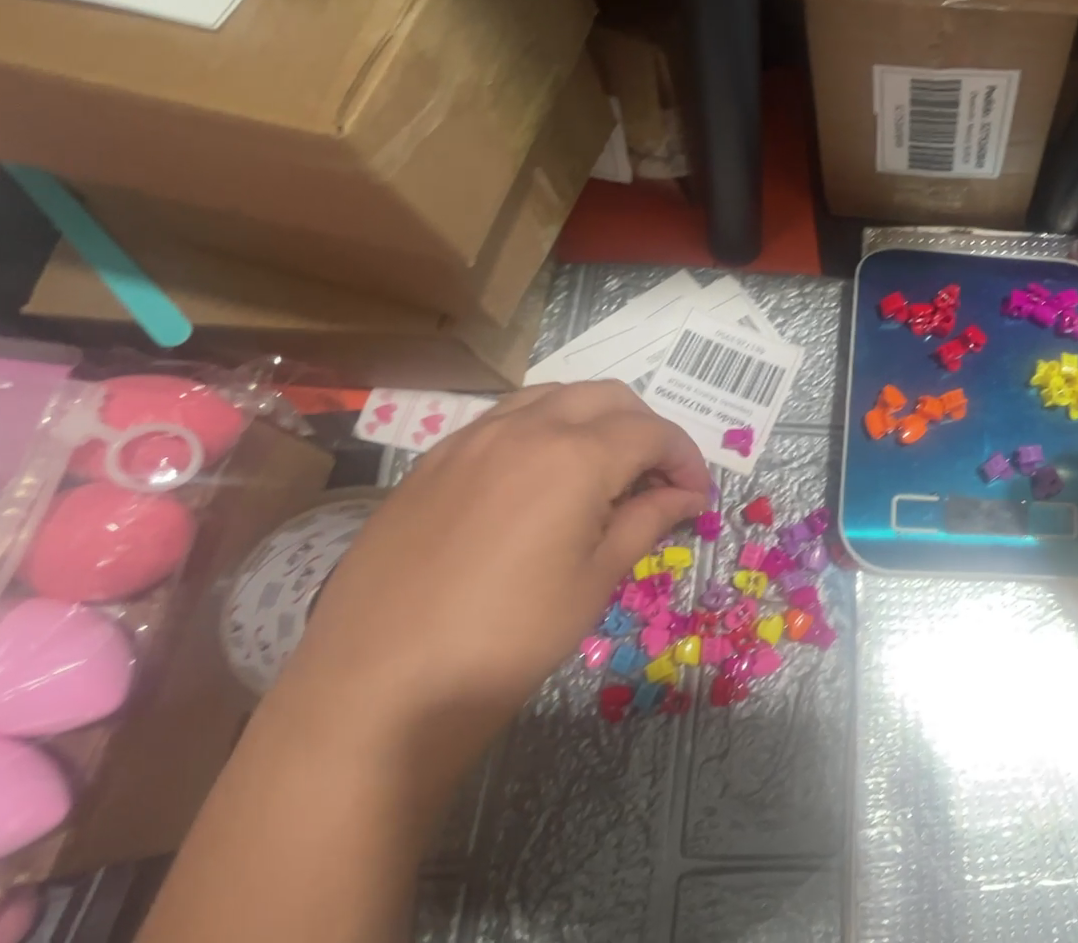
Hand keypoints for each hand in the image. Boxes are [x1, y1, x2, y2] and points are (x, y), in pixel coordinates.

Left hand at [279, 383, 709, 745]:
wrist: (380, 681)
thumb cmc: (510, 637)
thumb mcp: (596, 581)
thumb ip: (646, 522)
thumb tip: (685, 497)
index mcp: (575, 456)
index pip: (653, 433)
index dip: (687, 461)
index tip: (697, 499)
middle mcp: (525, 428)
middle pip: (607, 398)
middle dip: (646, 430)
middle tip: (658, 482)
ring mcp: (471, 439)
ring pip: (553, 398)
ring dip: (595, 422)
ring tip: (605, 475)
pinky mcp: (434, 461)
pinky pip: (505, 421)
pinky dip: (544, 432)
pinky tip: (543, 483)